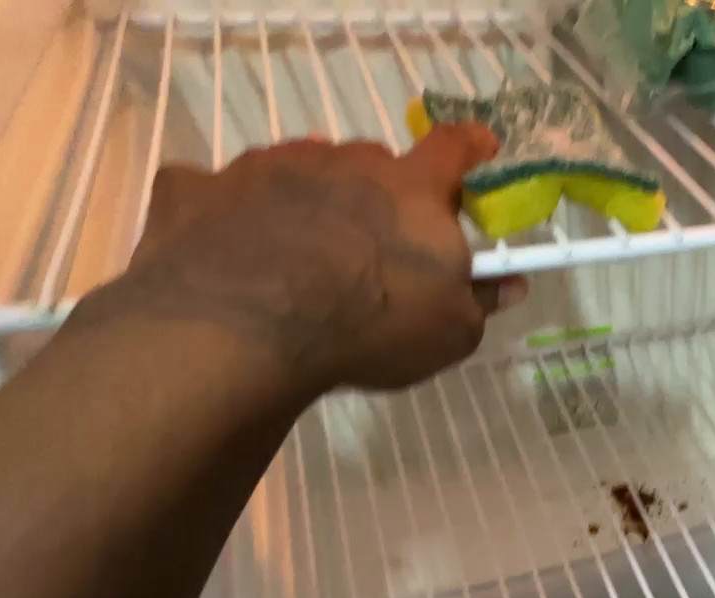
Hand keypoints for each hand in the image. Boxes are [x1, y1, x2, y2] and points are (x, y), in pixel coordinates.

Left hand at [92, 126, 527, 393]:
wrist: (245, 325)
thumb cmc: (373, 325)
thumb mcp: (452, 332)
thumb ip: (481, 302)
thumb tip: (510, 283)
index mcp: (412, 192)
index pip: (454, 149)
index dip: (472, 147)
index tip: (482, 148)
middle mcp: (344, 161)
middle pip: (375, 165)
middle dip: (384, 197)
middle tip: (381, 248)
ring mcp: (267, 166)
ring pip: (306, 174)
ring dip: (317, 204)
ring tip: (308, 261)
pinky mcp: (203, 186)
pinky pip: (231, 194)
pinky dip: (243, 218)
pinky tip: (238, 257)